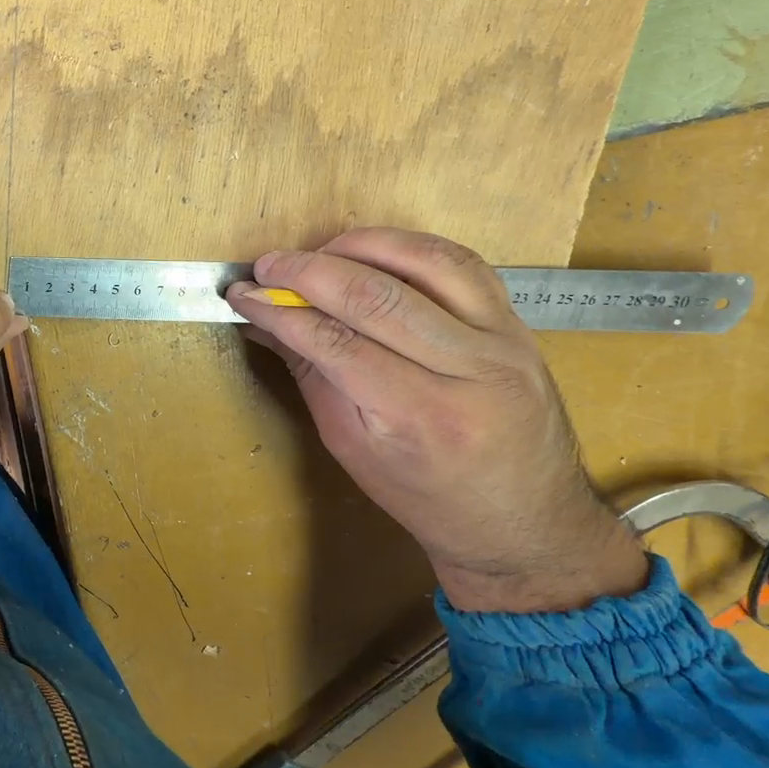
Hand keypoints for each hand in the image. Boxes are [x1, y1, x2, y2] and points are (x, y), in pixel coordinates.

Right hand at [227, 228, 647, 612]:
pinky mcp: (519, 324)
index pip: (334, 342)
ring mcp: (505, 342)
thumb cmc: (426, 496)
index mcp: (421, 416)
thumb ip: (308, 372)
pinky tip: (370, 253)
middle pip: (377, 296)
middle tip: (266, 265)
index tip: (241, 294)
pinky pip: (463, 264)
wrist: (527, 522)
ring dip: (361, 245)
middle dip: (308, 271)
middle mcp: (471, 371)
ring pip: (427, 263)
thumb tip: (260, 320)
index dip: (278, 311)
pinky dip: (409, 247)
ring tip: (317, 253)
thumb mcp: (349, 444)